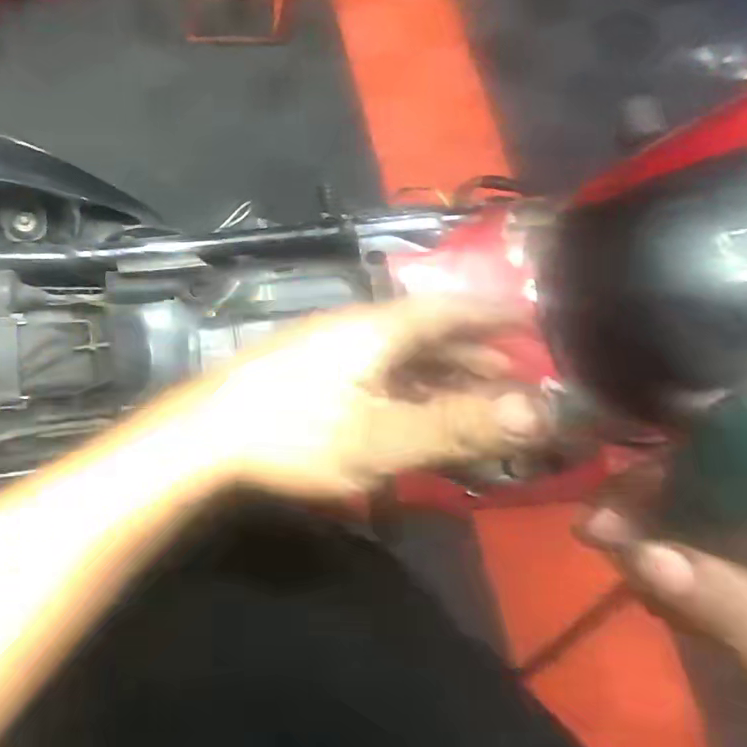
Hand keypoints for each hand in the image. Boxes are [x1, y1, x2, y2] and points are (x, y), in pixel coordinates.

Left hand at [171, 298, 551, 498]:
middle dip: (475, 355)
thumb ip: (460, 424)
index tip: (533, 324)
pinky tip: (414, 415)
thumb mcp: (385, 436)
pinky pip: (378, 375)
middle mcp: (359, 328)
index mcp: (381, 328)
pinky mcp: (312, 374)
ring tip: (475, 402)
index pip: (452, 309)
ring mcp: (332, 349)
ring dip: (443, 376)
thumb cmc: (298, 433)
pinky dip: (409, 392)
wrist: (206, 437)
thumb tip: (540, 410)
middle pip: (430, 334)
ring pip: (403, 357)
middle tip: (515, 380)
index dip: (495, 315)